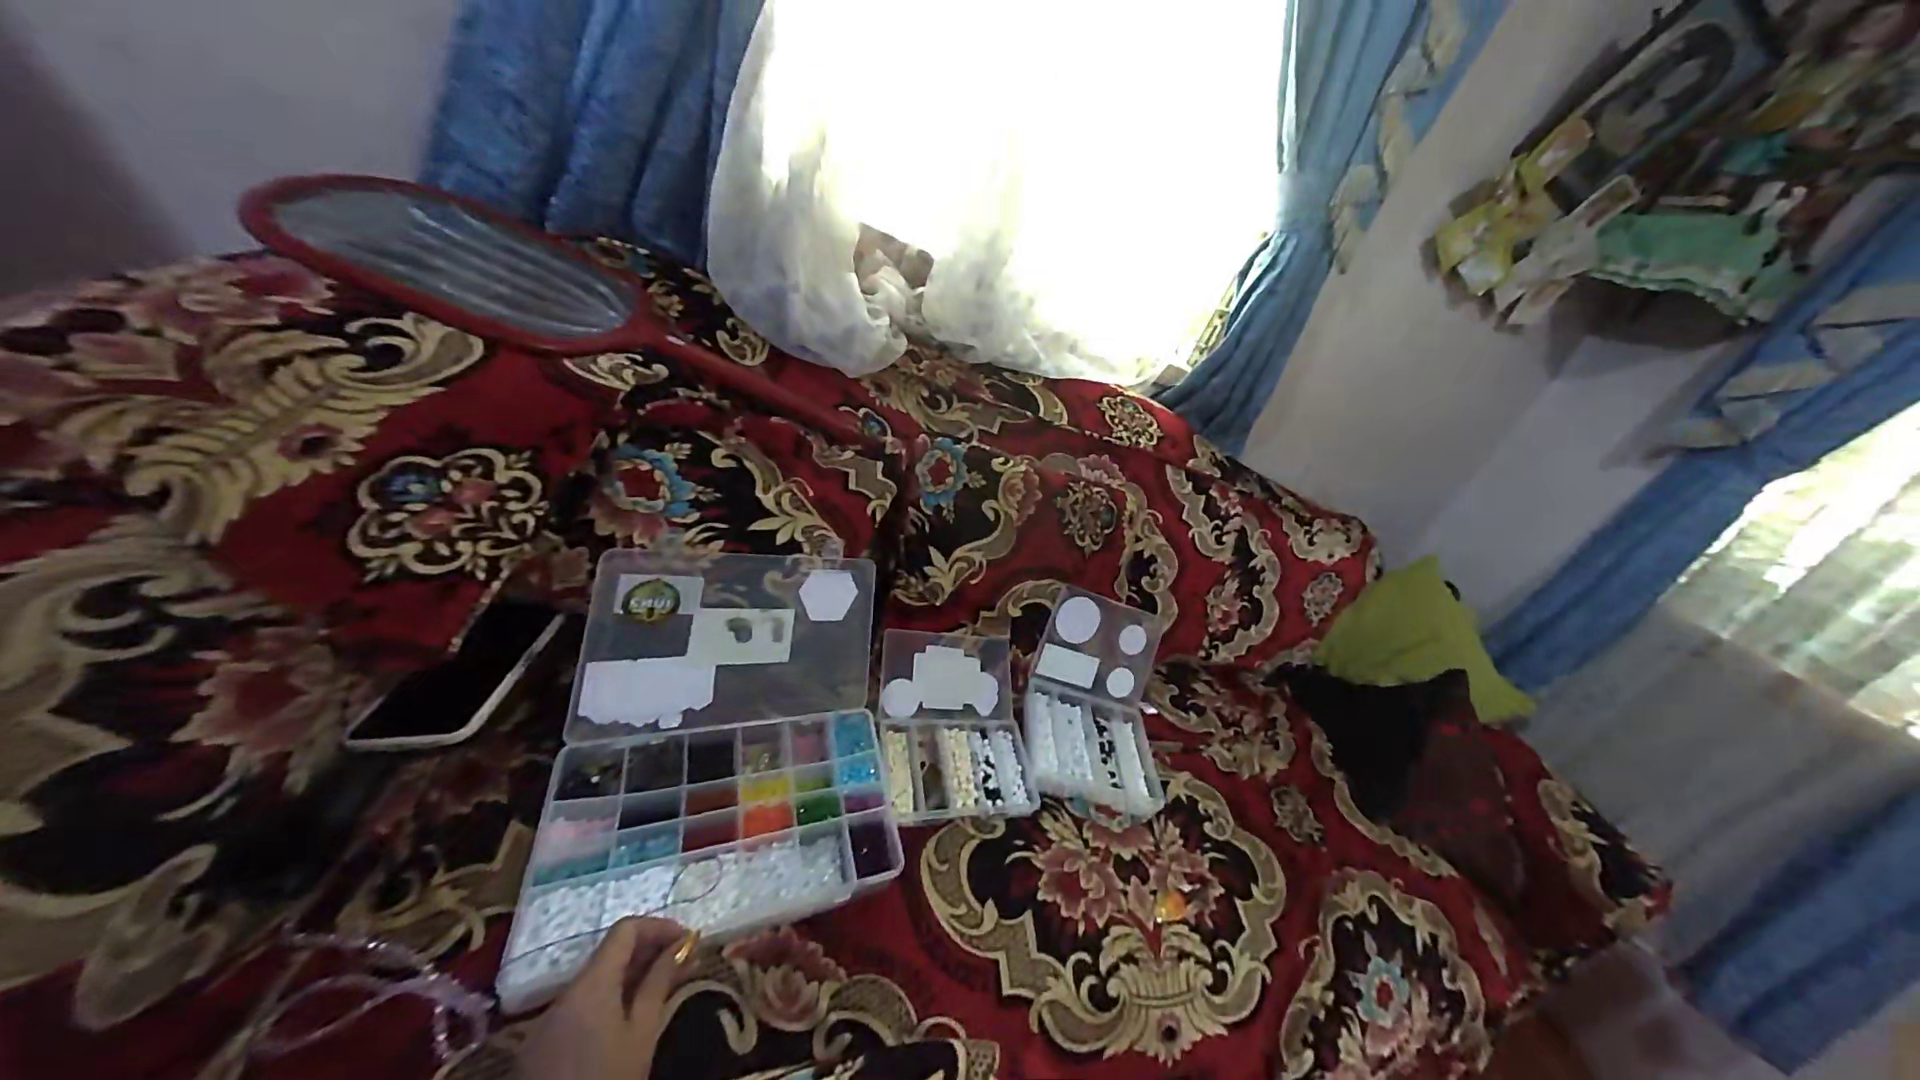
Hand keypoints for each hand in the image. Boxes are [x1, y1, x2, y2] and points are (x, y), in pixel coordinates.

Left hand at [519, 917, 697, 1079]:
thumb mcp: (642, 1032)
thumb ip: (659, 982)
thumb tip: (682, 945)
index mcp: (590, 985)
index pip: (625, 930)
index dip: (658, 927)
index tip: (687, 940)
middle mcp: (566, 993)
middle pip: (611, 953)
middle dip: (651, 950)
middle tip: (686, 960)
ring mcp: (551, 1019)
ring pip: (599, 979)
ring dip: (634, 973)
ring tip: (668, 982)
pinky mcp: (545, 1042)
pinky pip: (584, 1003)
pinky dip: (613, 995)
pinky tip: (635, 1010)